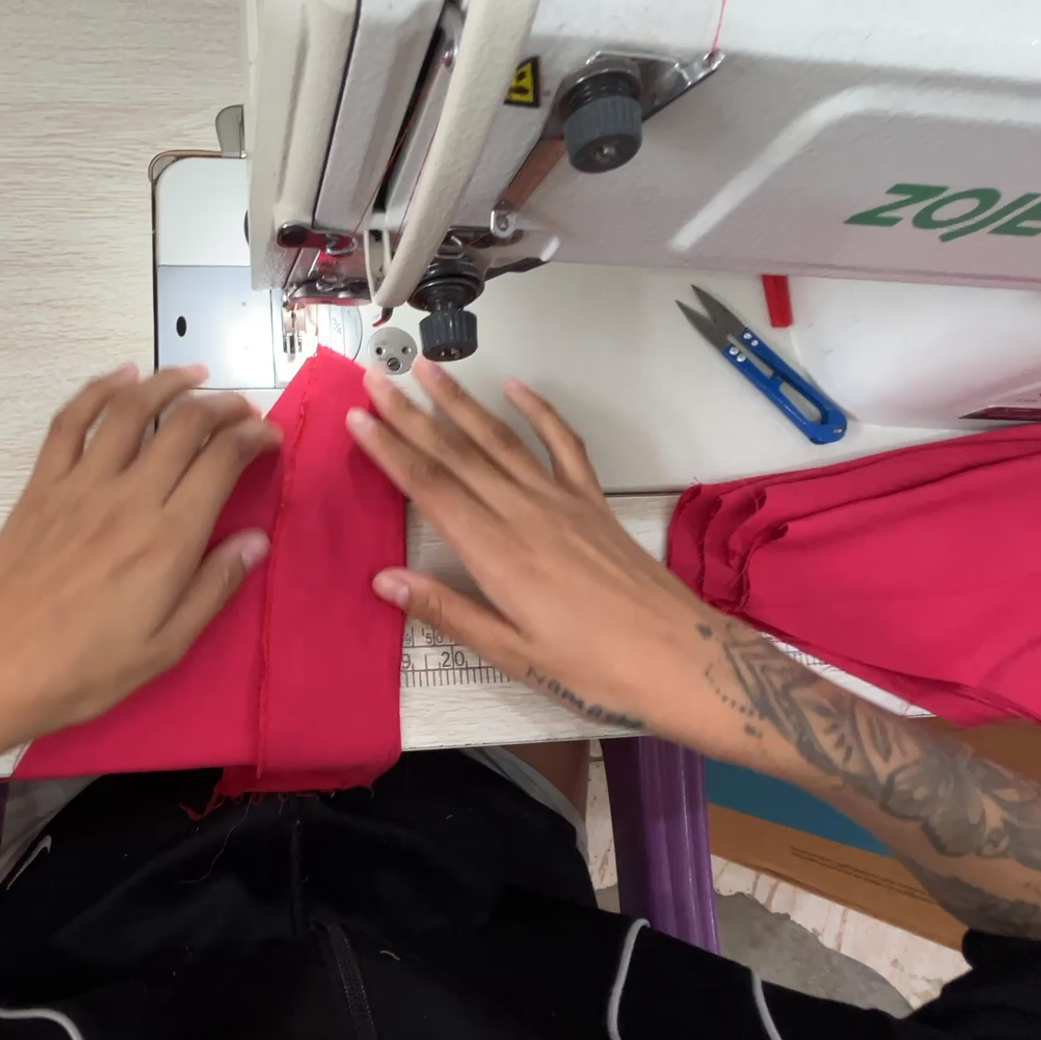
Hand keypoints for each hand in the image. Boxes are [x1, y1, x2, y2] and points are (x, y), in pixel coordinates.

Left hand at [0, 364, 278, 738]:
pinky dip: (99, 388)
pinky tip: (122, 375)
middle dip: (225, 406)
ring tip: (196, 375)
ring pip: (132, 408)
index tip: (270, 438)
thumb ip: (216, 586)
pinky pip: (71, 420)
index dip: (255, 437)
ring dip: (169, 382)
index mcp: (169, 537)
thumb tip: (257, 540)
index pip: (223, 460)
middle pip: (186, 425)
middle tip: (244, 411)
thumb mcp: (168, 645)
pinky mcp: (43, 483)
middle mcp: (130, 496)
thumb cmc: (87, 667)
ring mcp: (82, 483)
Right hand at [345, 360, 716, 731]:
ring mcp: (561, 501)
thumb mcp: (511, 653)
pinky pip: (563, 446)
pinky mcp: (592, 501)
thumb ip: (446, 611)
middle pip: (456, 453)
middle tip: (376, 378)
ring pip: (499, 440)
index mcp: (496, 552)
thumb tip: (383, 580)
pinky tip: (516, 387)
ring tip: (428, 371)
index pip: (430, 487)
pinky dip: (539, 412)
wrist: (681, 661)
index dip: (389, 450)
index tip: (359, 418)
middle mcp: (523, 513)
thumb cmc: (591, 669)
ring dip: (460, 403)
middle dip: (410, 413)